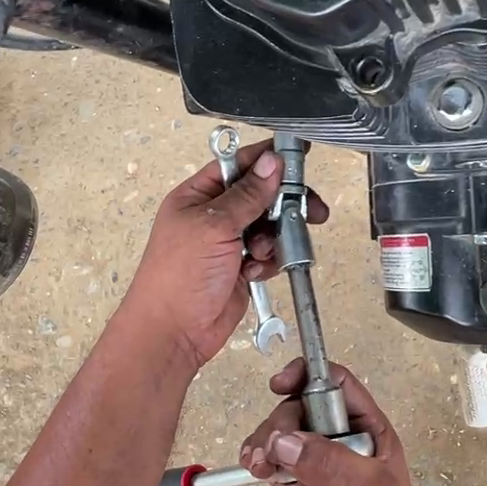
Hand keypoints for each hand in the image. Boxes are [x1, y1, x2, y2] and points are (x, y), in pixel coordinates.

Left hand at [121, 138, 328, 367]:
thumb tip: (272, 162)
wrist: (174, 331)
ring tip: (264, 252)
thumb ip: (247, 194)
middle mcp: (213, 215)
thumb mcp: (213, 225)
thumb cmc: (180, 274)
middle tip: (312, 208)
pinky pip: (269, 254)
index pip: (238, 165)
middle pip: (260, 195)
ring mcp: (228, 242)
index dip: (267, 158)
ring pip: (269, 226)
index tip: (298, 153)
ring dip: (274, 238)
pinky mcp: (242, 267)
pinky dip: (268, 261)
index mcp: (197, 196)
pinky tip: (255, 272)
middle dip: (283, 202)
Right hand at [239, 362, 437, 485]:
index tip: (282, 383)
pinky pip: (266, 460)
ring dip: (262, 438)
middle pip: (299, 405)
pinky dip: (254, 458)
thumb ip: (331, 465)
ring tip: (258, 464)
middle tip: (272, 448)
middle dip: (281, 418)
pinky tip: (252, 468)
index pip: (336, 385)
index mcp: (367, 431)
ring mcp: (312, 465)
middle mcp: (338, 441)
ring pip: (279, 431)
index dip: (309, 375)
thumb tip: (282, 442)